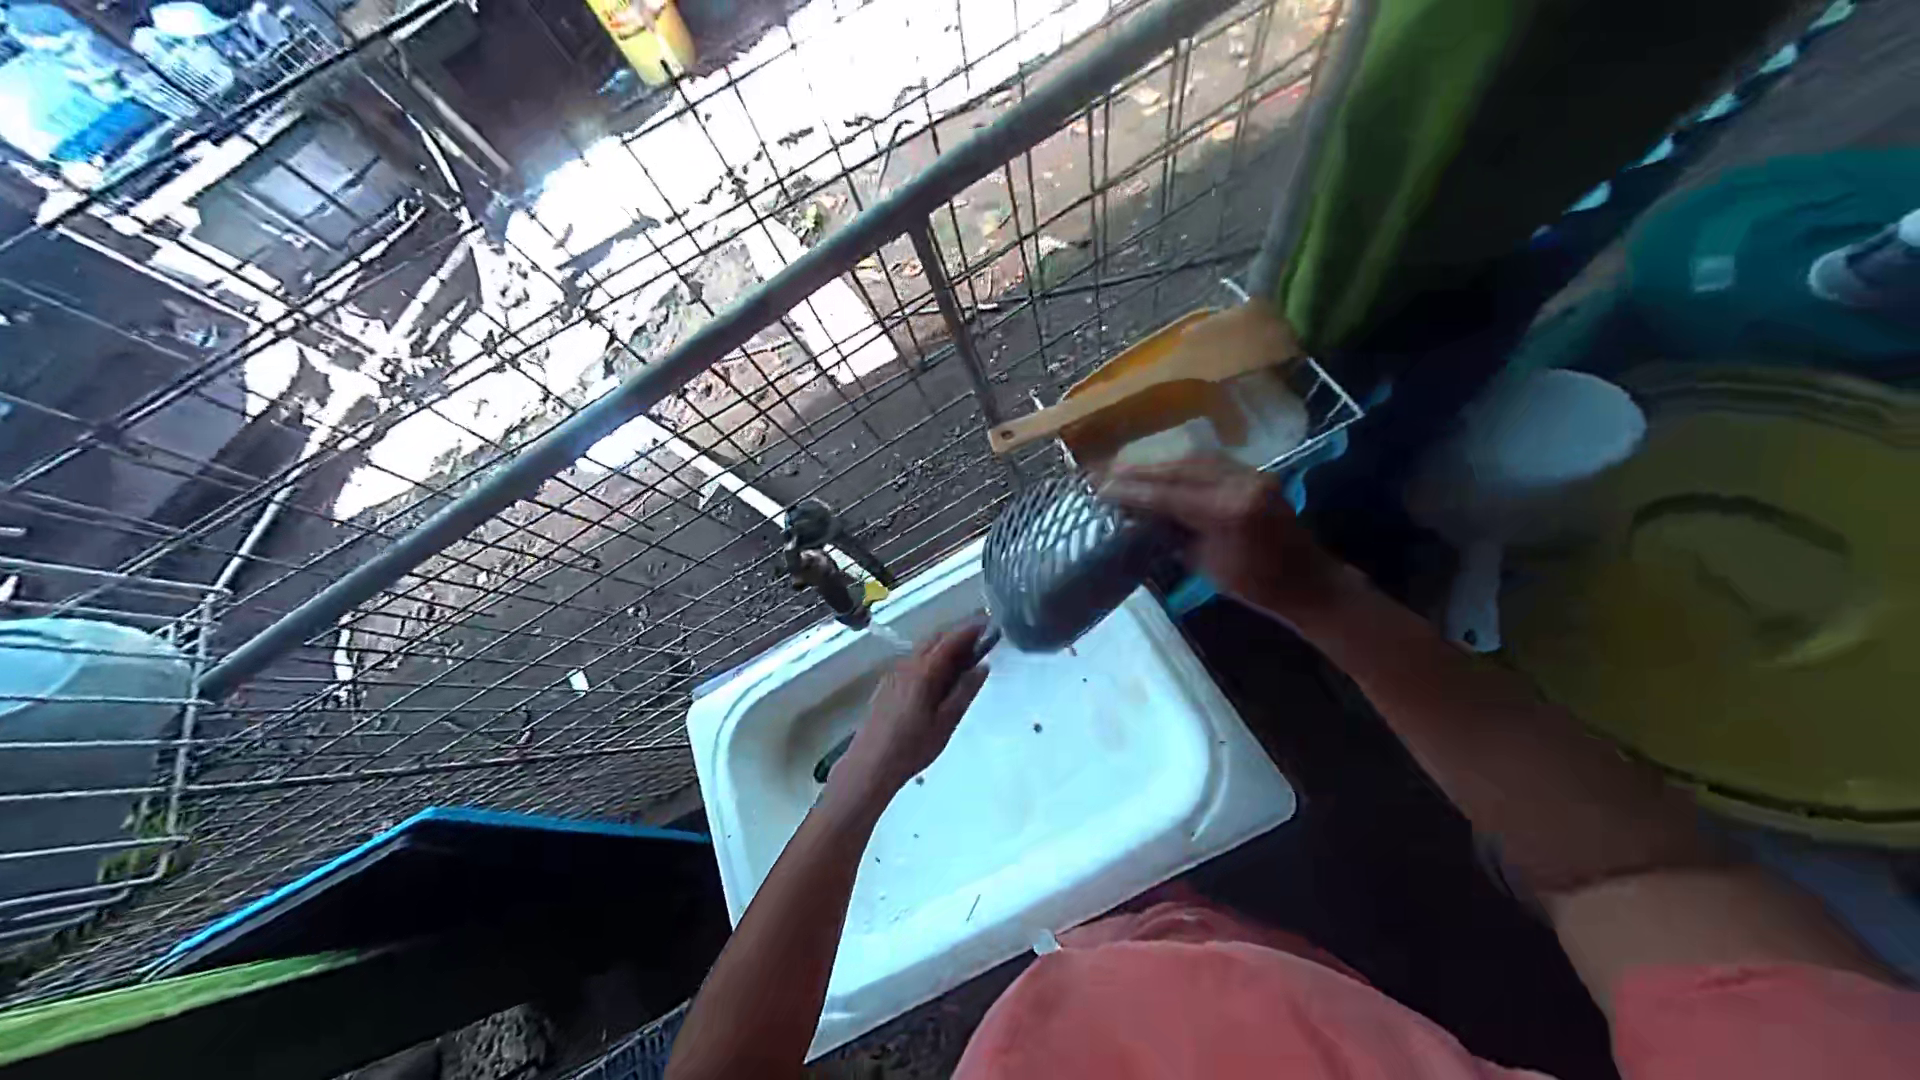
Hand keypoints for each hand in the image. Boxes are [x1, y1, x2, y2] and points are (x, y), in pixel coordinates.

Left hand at [827, 617, 990, 809]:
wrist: (870, 764)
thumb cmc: (912, 746)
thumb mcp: (947, 721)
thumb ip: (965, 691)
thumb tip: (982, 666)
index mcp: (923, 671)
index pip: (950, 640)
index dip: (970, 630)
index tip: (988, 623)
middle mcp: (906, 665)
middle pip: (935, 640)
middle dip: (957, 635)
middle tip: (980, 640)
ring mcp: (894, 674)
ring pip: (922, 650)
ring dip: (944, 647)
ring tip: (965, 658)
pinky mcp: (887, 685)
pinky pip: (913, 662)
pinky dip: (931, 659)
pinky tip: (939, 676)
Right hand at [1098, 457, 1356, 620]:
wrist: (1309, 582)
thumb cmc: (1256, 586)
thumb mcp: (1205, 565)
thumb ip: (1172, 535)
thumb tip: (1139, 517)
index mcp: (1227, 510)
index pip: (1168, 493)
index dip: (1131, 490)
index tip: (1101, 489)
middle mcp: (1239, 483)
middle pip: (1178, 468)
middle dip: (1139, 471)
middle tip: (1106, 473)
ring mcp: (1250, 474)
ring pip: (1193, 460)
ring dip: (1157, 464)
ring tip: (1126, 469)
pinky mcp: (1254, 474)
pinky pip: (1210, 462)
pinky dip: (1180, 465)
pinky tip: (1161, 469)